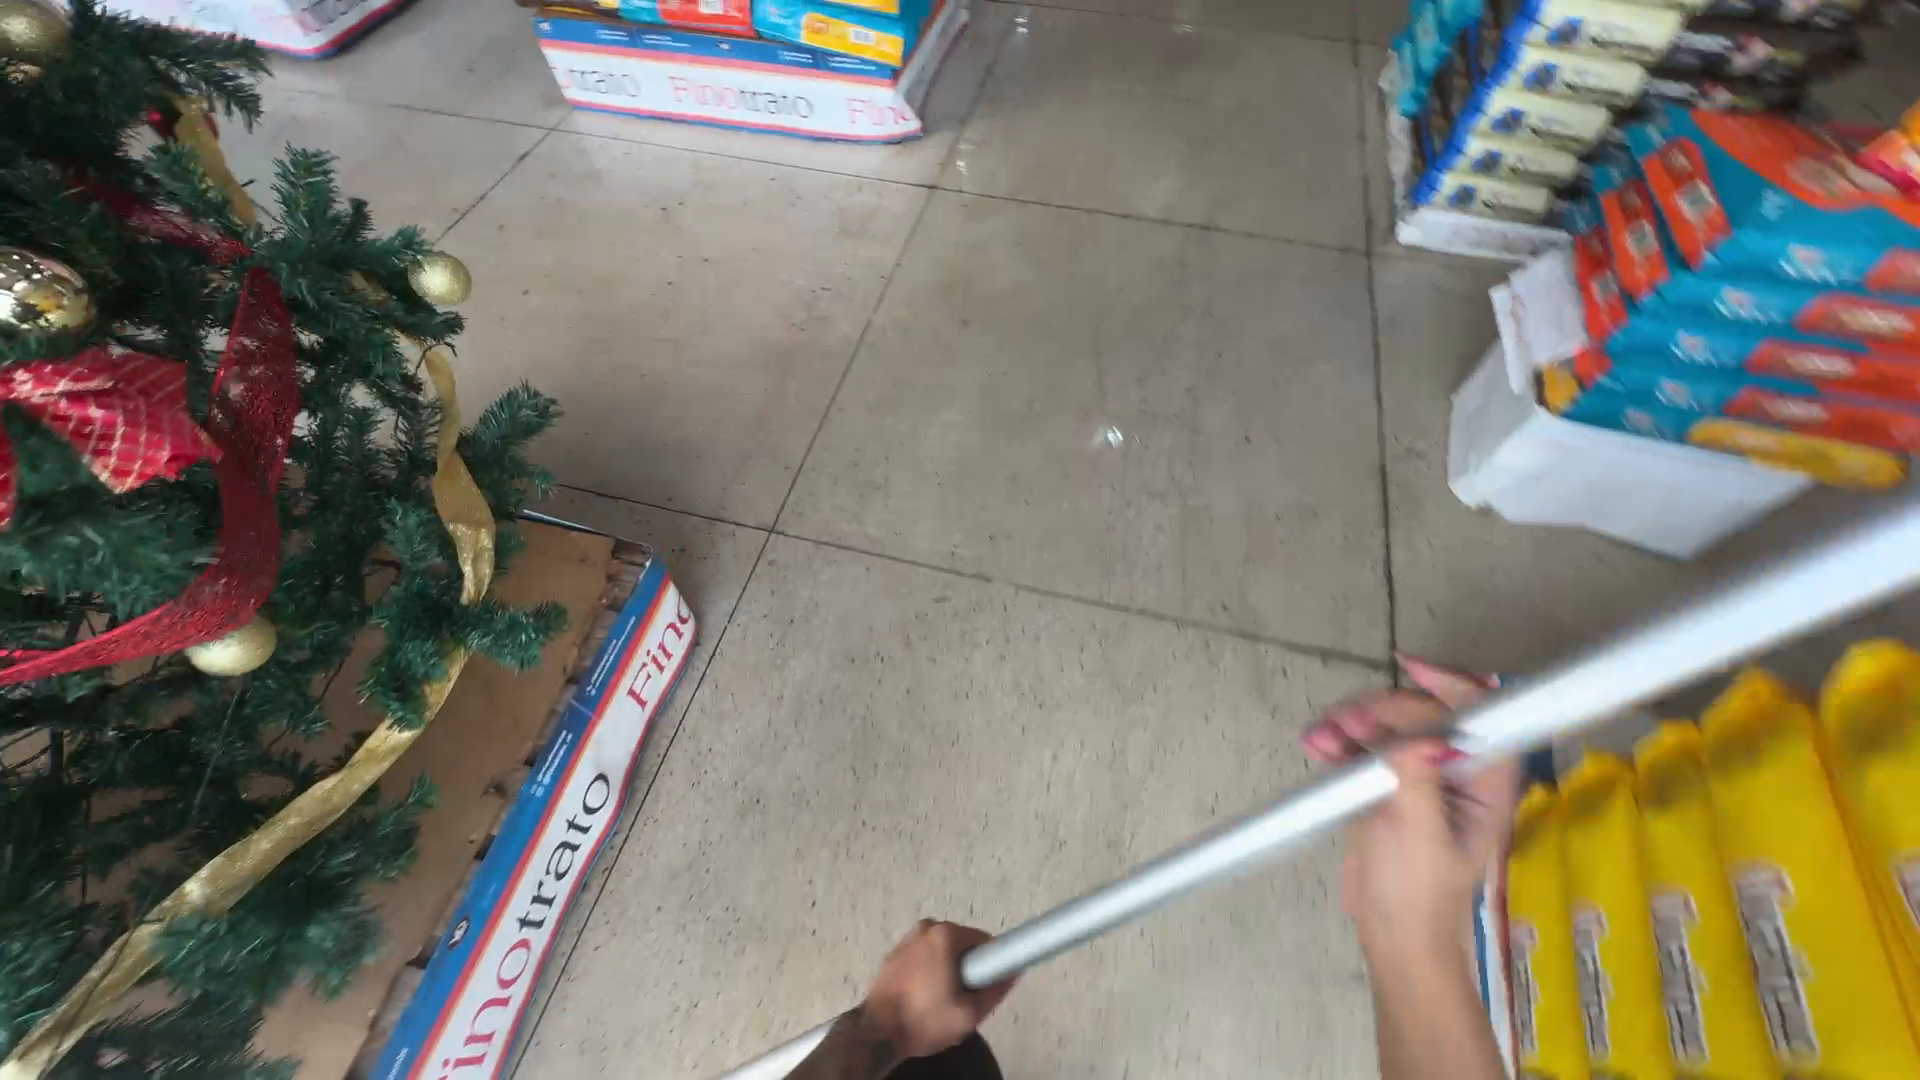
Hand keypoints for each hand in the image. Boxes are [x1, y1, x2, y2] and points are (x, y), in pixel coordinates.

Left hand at [858, 920, 1017, 1063]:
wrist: (877, 1033)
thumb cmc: (925, 1020)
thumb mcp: (969, 1014)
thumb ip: (996, 990)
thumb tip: (1014, 972)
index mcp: (945, 934)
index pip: (983, 941)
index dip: (988, 965)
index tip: (982, 987)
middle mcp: (927, 927)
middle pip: (961, 944)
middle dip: (966, 968)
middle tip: (962, 999)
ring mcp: (908, 938)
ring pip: (941, 951)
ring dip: (946, 970)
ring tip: (940, 1001)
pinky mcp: (894, 952)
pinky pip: (923, 956)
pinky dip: (928, 971)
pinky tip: (922, 997)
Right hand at [1302, 655, 1518, 971]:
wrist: (1387, 930)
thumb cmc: (1417, 892)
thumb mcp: (1419, 836)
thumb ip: (1417, 780)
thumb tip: (1423, 736)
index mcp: (1484, 783)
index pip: (1482, 719)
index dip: (1455, 686)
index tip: (1410, 668)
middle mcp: (1453, 770)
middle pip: (1422, 714)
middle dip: (1382, 710)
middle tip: (1347, 722)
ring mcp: (1414, 774)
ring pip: (1386, 725)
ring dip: (1350, 723)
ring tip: (1320, 738)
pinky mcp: (1381, 782)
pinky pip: (1359, 745)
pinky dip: (1337, 740)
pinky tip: (1317, 745)